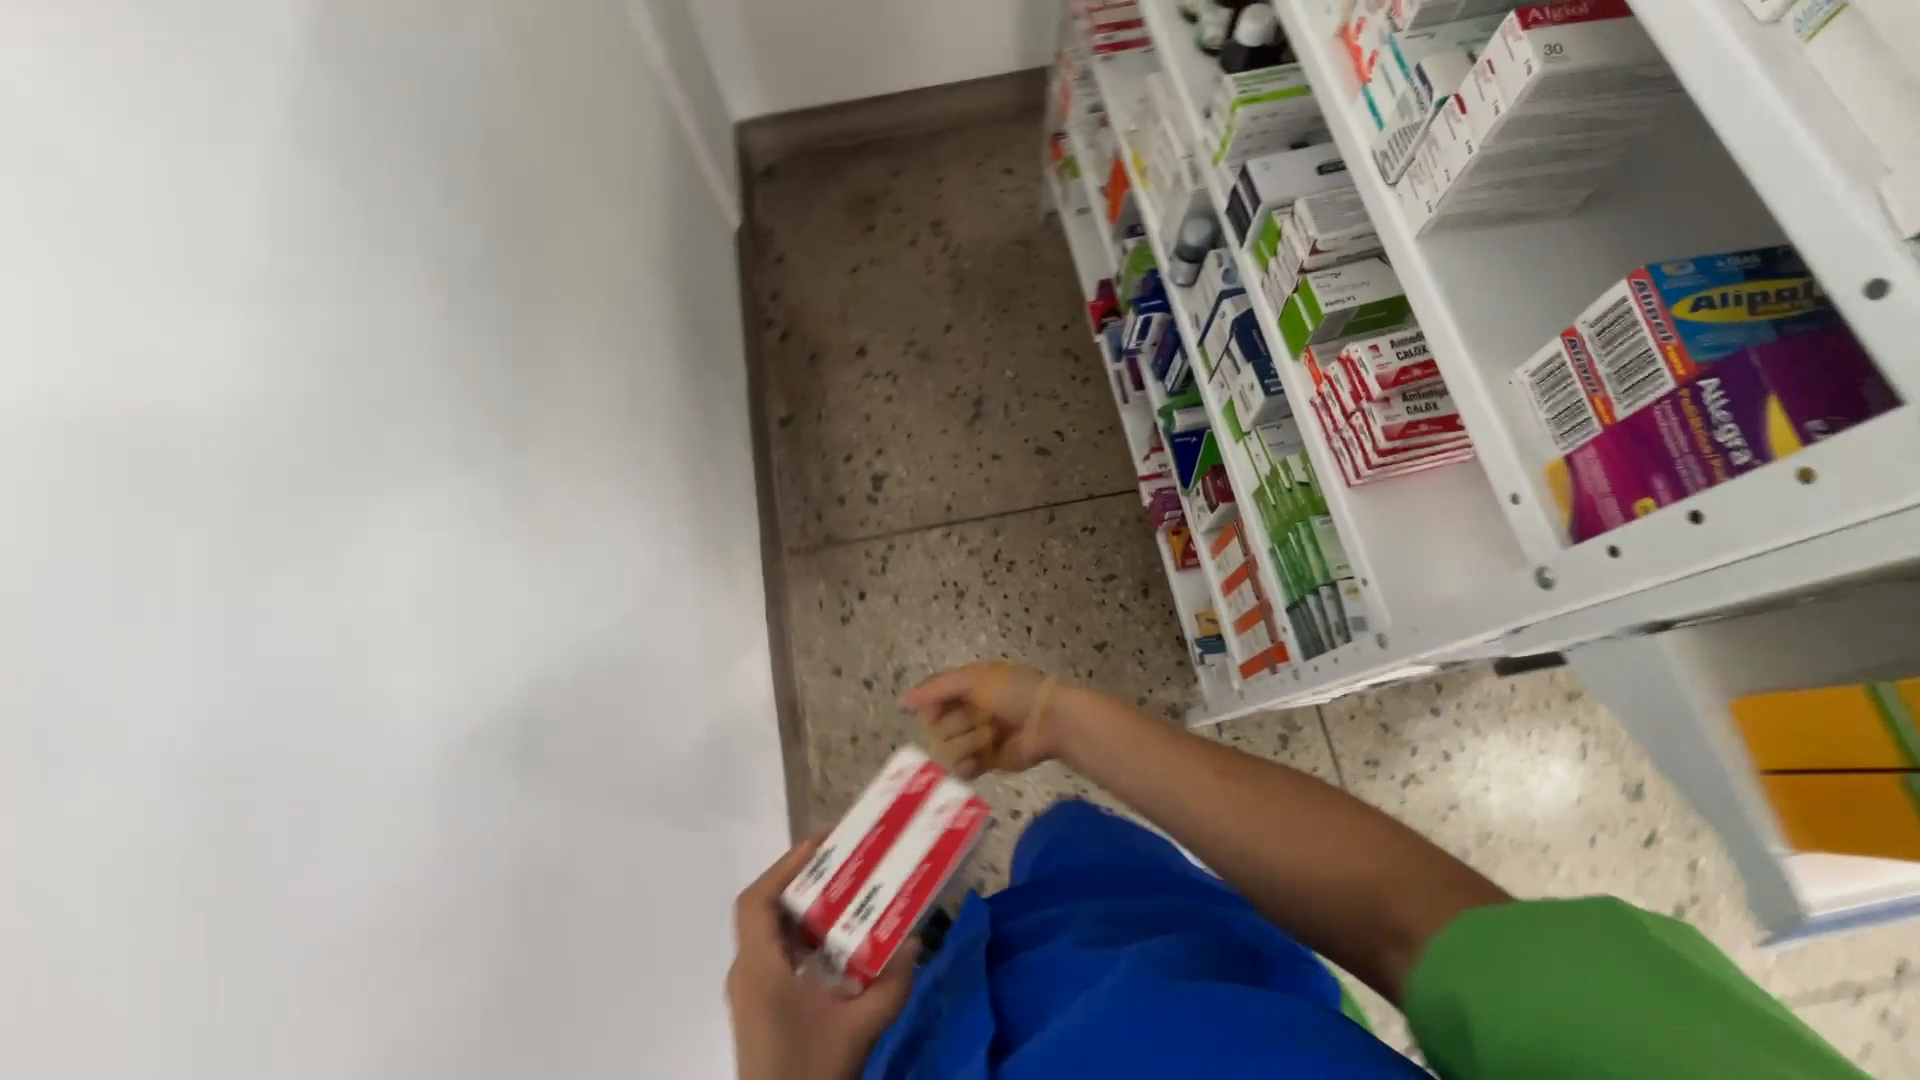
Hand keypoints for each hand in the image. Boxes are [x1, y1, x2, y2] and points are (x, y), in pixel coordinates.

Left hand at [726, 836, 919, 1079]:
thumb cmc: (812, 1073)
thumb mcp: (861, 1029)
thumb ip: (892, 983)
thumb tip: (914, 940)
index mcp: (760, 969)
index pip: (757, 901)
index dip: (786, 866)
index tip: (824, 845)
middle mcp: (747, 973)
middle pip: (766, 910)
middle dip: (803, 881)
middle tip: (844, 864)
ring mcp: (750, 992)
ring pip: (772, 933)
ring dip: (805, 910)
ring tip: (846, 896)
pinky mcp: (759, 1008)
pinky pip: (777, 956)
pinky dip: (804, 940)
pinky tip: (837, 946)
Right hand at [903, 662, 1066, 779]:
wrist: (1051, 720)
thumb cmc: (1014, 693)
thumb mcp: (974, 679)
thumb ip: (936, 688)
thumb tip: (902, 701)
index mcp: (968, 688)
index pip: (933, 700)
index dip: (932, 707)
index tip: (936, 711)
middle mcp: (970, 712)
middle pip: (940, 727)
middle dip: (957, 724)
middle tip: (980, 719)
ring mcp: (978, 739)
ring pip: (949, 748)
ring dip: (966, 742)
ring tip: (990, 736)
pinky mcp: (988, 762)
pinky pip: (962, 769)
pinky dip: (965, 766)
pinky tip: (975, 762)